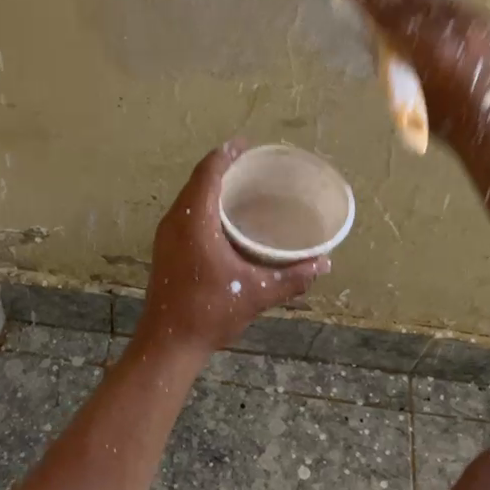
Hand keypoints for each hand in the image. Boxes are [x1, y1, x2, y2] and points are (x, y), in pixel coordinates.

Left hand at [139, 142, 330, 351]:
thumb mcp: (257, 294)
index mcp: (194, 221)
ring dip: (210, 186)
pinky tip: (222, 217)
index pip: (208, 173)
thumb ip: (292, 278)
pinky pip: (185, 213)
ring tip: (239, 185)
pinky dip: (203, 204)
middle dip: (222, 167)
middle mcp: (176, 222)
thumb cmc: (209, 312)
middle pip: (197, 181)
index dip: (226, 154)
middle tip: (250, 164)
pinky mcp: (165, 250)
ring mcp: (166, 236)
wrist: (168, 344)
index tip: (246, 144)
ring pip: (188, 198)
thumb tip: (323, 264)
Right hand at [344, 0, 489, 151]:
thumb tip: (368, 26)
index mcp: (433, 51)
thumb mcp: (405, 91)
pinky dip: (431, 3)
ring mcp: (477, 23)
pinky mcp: (488, 23)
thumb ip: (386, 54)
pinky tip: (417, 2)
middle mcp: (457, 30)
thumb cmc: (443, 121)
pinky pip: (452, 5)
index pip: (393, 13)